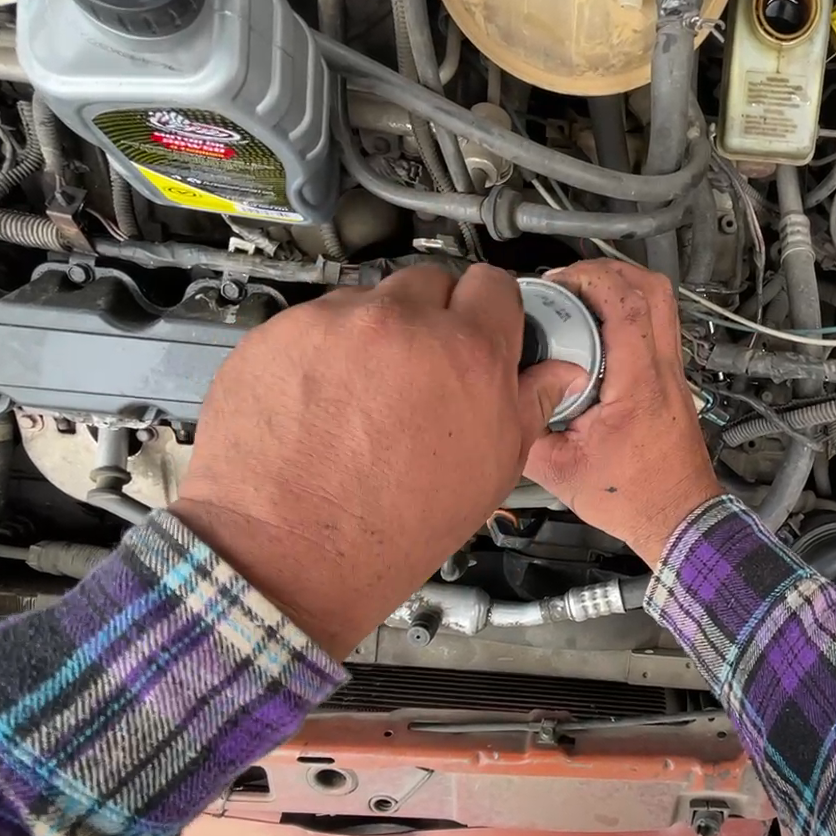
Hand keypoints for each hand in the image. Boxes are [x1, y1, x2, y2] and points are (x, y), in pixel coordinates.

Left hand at [171, 264, 587, 655]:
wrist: (290, 554)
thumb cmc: (395, 526)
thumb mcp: (492, 470)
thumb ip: (528, 405)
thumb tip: (556, 374)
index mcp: (469, 353)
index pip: (496, 285)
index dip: (493, 310)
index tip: (485, 329)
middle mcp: (403, 324)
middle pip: (435, 282)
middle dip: (438, 317)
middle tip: (430, 369)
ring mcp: (336, 323)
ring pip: (374, 300)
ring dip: (383, 332)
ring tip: (372, 395)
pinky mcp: (279, 333)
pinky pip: (319, 322)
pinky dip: (329, 350)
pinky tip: (328, 402)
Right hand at [524, 260, 722, 564]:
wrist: (678, 518)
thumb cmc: (635, 499)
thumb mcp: (560, 469)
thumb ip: (526, 429)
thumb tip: (501, 397)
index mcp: (639, 384)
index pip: (626, 303)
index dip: (588, 279)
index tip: (557, 284)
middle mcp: (664, 371)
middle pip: (652, 287)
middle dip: (605, 271)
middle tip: (568, 285)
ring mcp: (674, 374)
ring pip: (660, 303)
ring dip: (620, 290)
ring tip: (581, 302)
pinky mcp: (672, 383)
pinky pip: (656, 328)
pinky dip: (628, 316)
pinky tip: (597, 336)